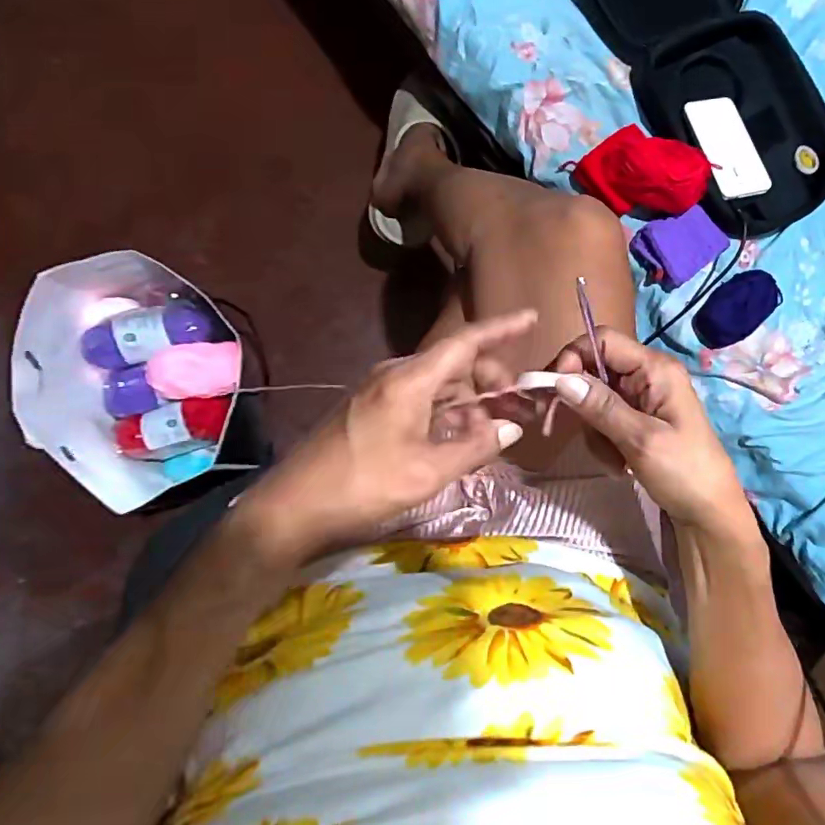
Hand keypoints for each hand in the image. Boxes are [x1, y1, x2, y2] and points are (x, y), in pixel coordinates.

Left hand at [231, 311, 535, 565]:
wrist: (292, 506)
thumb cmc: (363, 485)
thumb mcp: (428, 471)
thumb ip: (475, 446)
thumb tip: (510, 427)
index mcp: (410, 379)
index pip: (465, 342)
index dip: (502, 328)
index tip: (532, 317)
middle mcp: (395, 375)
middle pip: (455, 364)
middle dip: (491, 381)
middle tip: (517, 409)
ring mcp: (380, 393)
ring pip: (439, 386)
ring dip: (469, 403)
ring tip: (494, 431)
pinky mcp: (371, 412)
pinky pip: (420, 402)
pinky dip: (446, 415)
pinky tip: (460, 440)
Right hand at [549, 326, 756, 535]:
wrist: (709, 514)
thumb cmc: (684, 472)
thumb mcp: (641, 439)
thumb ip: (601, 406)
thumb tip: (561, 379)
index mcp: (655, 368)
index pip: (603, 340)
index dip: (573, 356)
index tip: (553, 388)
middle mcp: (647, 376)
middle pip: (594, 369)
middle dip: (579, 401)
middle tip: (554, 423)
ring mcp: (642, 399)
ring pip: (594, 398)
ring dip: (593, 429)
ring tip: (612, 460)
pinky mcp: (637, 420)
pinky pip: (604, 419)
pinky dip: (603, 441)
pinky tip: (618, 465)